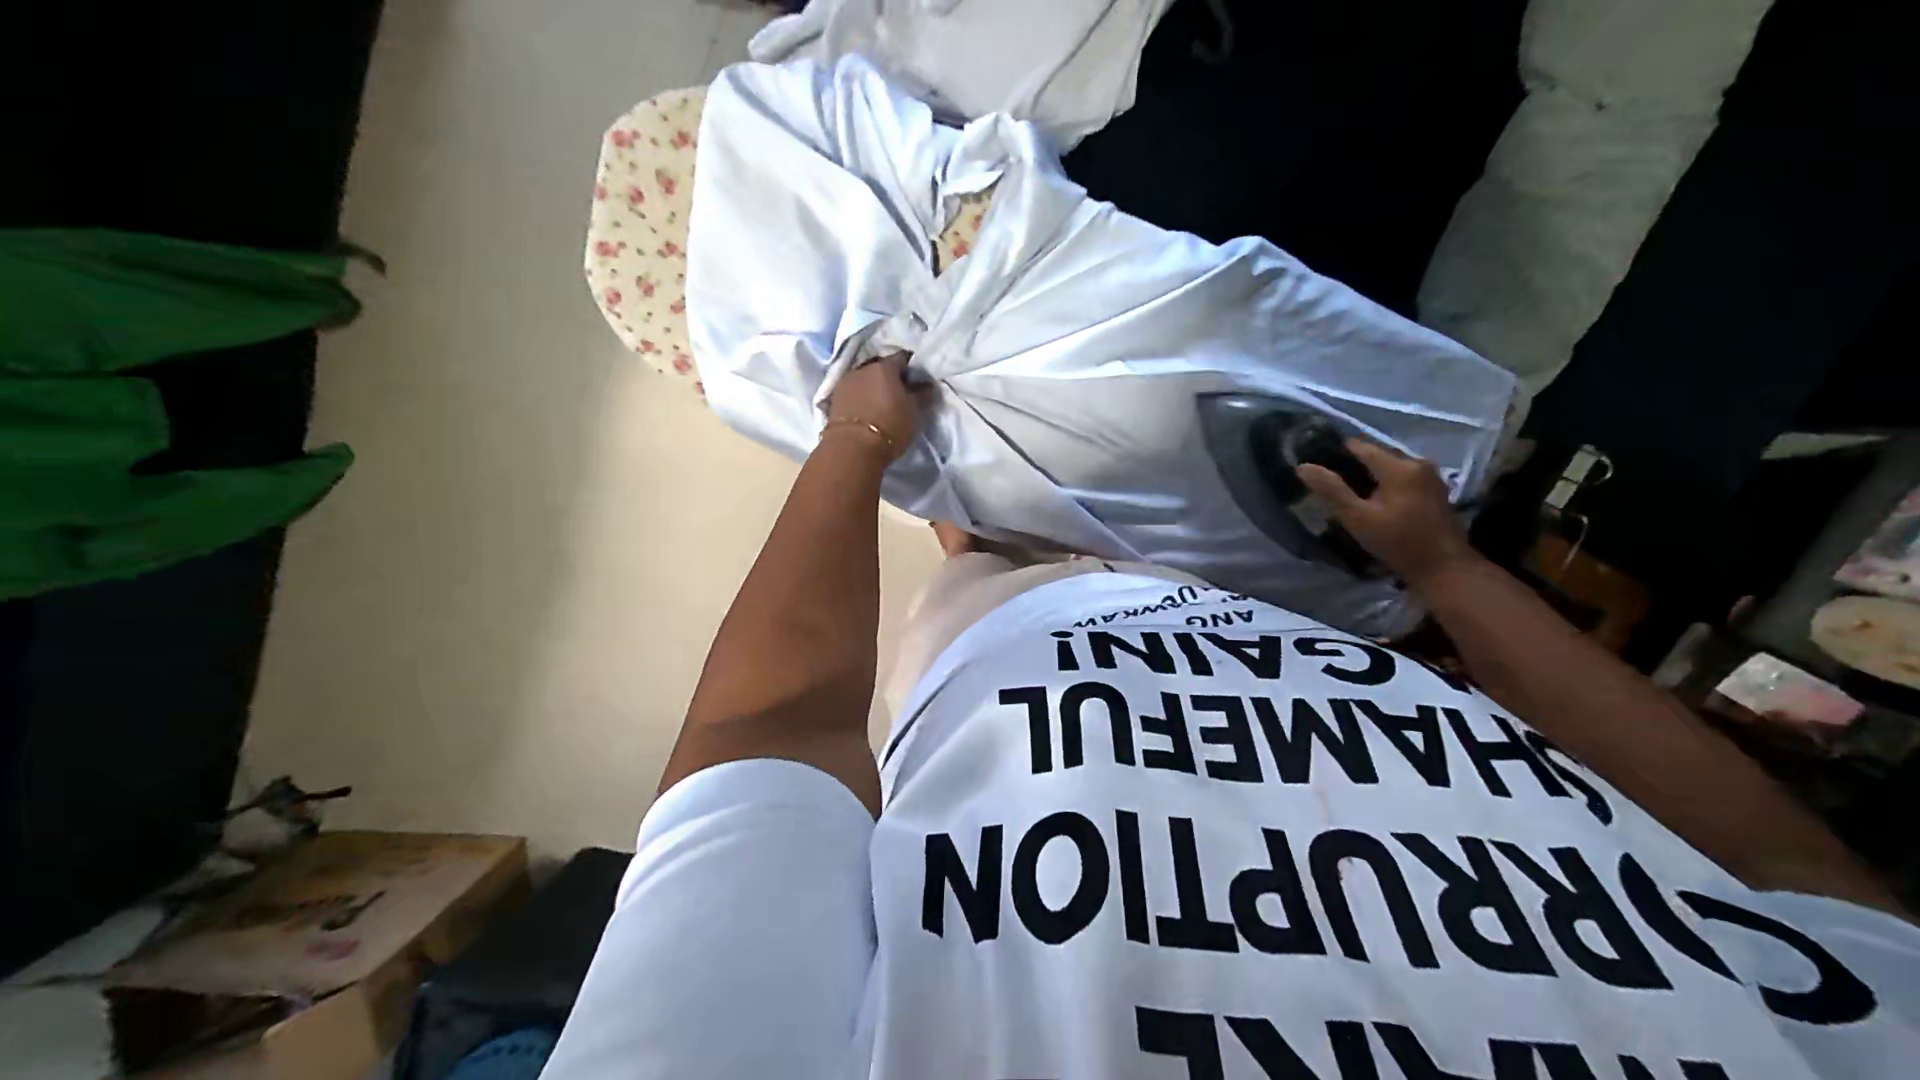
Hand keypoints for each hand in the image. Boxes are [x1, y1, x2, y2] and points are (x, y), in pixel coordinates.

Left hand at [826, 352, 920, 461]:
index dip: (910, 368)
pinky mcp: (834, 398)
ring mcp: (845, 382)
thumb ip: (921, 394)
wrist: (853, 448)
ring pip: (864, 379)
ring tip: (881, 403)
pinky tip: (867, 409)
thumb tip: (927, 385)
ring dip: (873, 387)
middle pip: (880, 367)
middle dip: (890, 377)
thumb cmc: (890, 426)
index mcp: (885, 367)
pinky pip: (853, 392)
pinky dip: (861, 397)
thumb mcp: (914, 411)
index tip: (916, 381)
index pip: (902, 358)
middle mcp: (863, 368)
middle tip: (899, 393)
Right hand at [1295, 439, 1479, 587]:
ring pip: (1389, 467)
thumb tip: (1303, 466)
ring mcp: (1430, 477)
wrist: (1444, 569)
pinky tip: (1373, 501)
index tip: (1315, 463)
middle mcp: (1418, 464)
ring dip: (1368, 476)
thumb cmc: (1398, 542)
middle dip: (1352, 465)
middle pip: (1376, 455)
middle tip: (1328, 483)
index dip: (1335, 452)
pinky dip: (1384, 483)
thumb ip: (1331, 490)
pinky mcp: (1435, 490)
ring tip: (1347, 493)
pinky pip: (1402, 477)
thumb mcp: (1358, 518)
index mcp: (1400, 467)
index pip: (1360, 447)